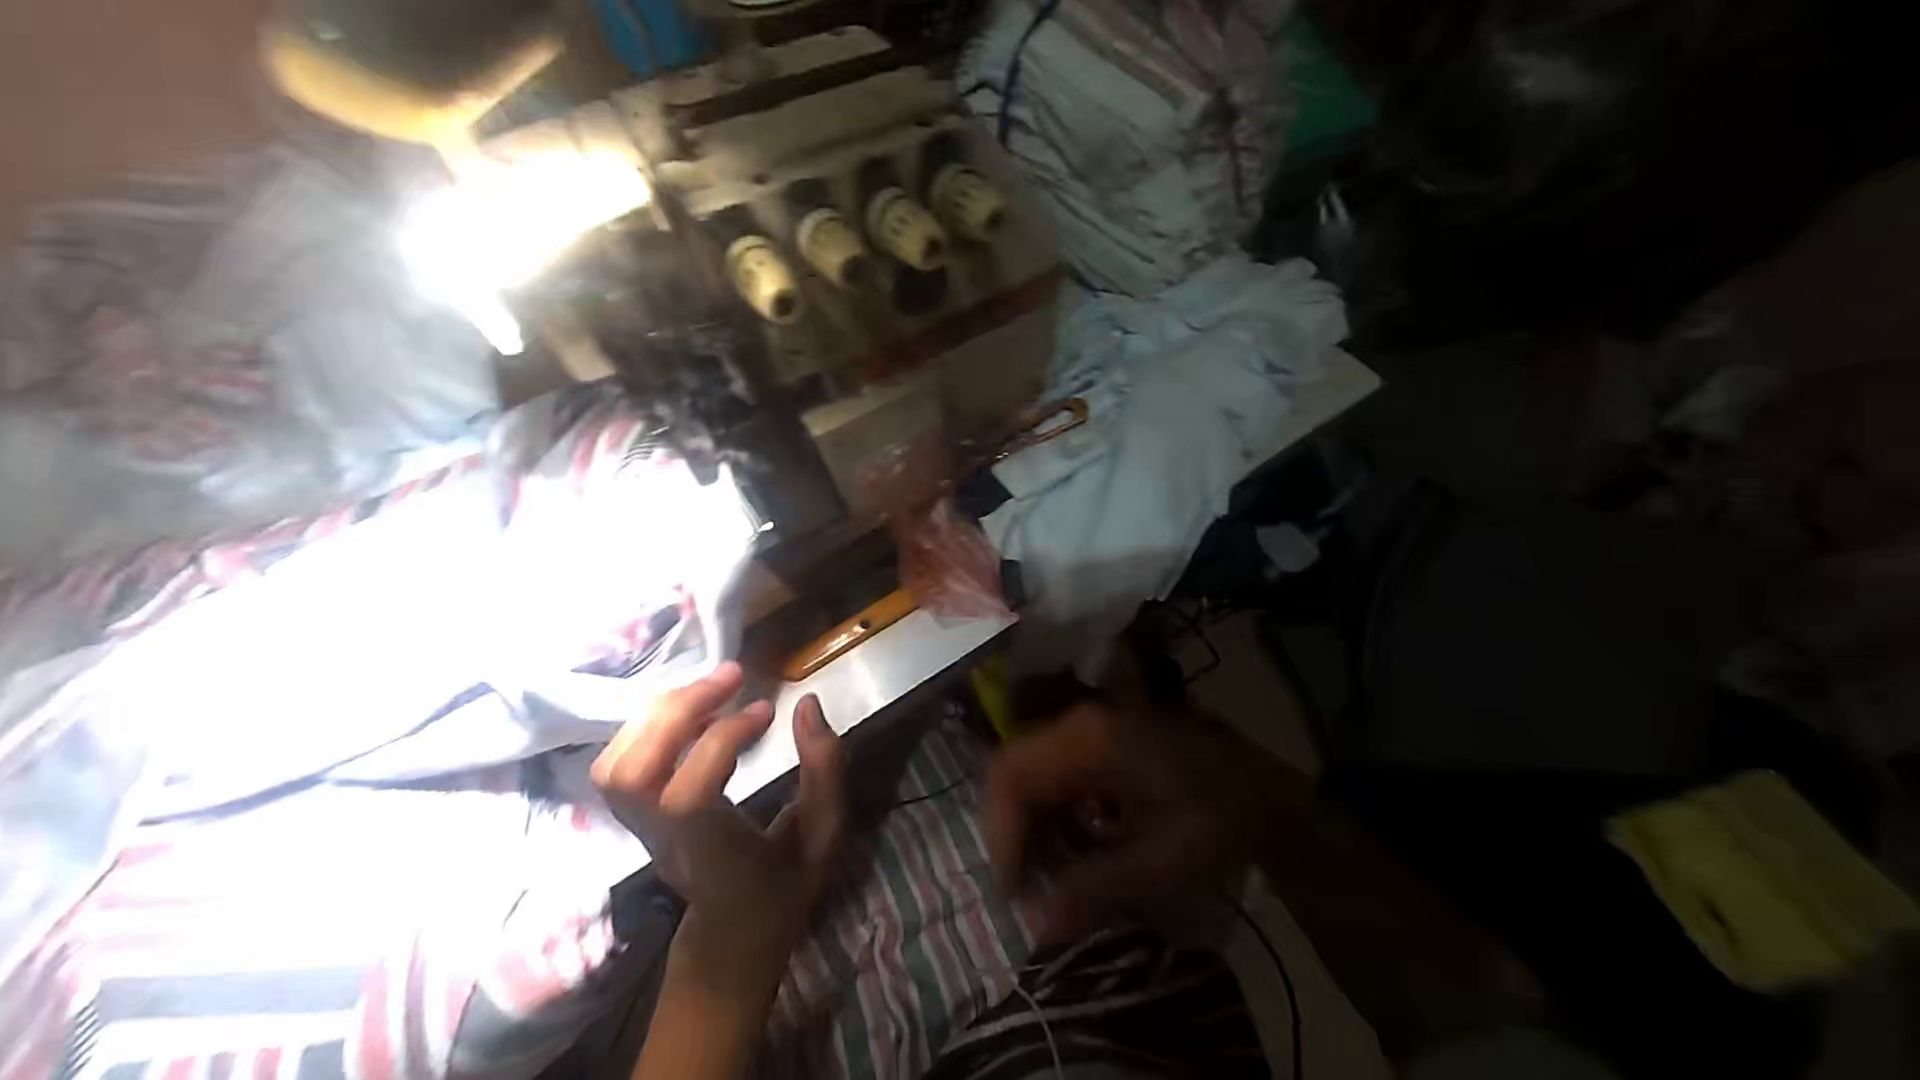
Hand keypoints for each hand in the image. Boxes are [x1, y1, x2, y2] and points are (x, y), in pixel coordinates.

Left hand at [592, 662, 844, 990]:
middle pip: (631, 774)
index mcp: (714, 857)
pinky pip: (618, 763)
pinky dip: (650, 724)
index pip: (687, 797)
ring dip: (660, 713)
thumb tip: (807, 704)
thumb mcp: (825, 836)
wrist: (732, 938)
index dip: (723, 740)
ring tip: (710, 691)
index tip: (767, 712)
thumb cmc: (786, 888)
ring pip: (614, 766)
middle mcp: (664, 843)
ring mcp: (639, 831)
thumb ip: (824, 773)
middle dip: (678, 710)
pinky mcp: (632, 816)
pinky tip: (693, 714)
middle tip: (731, 676)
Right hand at [986, 702, 1300, 938]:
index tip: (1014, 892)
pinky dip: (1051, 814)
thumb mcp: (1164, 861)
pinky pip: (1053, 774)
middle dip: (1011, 830)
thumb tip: (1039, 925)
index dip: (1002, 835)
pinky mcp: (1098, 740)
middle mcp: (1078, 723)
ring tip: (1051, 874)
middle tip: (1028, 884)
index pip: (1012, 778)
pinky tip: (1075, 848)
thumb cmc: (1221, 817)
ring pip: (1028, 772)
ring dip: (1030, 824)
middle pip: (1012, 769)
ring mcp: (1088, 727)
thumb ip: (1096, 890)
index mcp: (1089, 741)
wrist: (1271, 785)